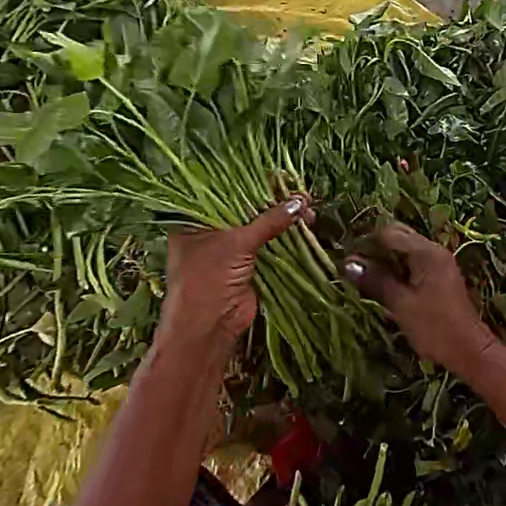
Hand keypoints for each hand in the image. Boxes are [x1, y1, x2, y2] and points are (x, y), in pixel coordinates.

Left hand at [162, 195, 311, 341]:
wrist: (209, 327)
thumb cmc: (207, 280)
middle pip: (249, 208)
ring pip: (264, 226)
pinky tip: (306, 226)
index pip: (228, 192)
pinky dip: (289, 236)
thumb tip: (299, 202)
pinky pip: (272, 244)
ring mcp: (232, 248)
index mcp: (195, 220)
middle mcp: (213, 231)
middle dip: (277, 202)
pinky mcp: (251, 263)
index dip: (256, 184)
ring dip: (286, 219)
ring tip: (309, 210)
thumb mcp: (235, 244)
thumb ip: (268, 221)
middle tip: (302, 195)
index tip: (283, 177)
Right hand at [341, 223, 496, 371]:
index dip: (366, 240)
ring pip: (407, 249)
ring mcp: (440, 262)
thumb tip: (348, 262)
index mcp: (427, 252)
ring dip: (386, 257)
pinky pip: (415, 261)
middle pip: (400, 236)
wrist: (468, 347)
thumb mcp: (400, 304)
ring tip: (363, 273)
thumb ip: (376, 280)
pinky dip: (398, 267)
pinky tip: (384, 281)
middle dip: (375, 247)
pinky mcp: (440, 275)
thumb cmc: (434, 327)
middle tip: (353, 264)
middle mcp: (435, 250)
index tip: (346, 255)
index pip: (390, 233)